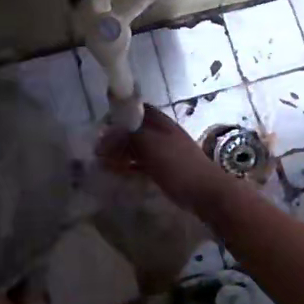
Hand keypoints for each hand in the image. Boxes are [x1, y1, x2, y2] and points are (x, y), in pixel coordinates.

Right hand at [96, 104, 219, 202]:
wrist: (206, 192)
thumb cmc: (178, 166)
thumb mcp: (151, 145)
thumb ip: (129, 135)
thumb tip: (107, 131)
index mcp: (161, 123)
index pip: (136, 110)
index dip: (118, 116)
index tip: (101, 128)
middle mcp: (162, 133)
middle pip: (135, 129)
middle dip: (116, 137)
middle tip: (98, 151)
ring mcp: (165, 152)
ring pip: (137, 147)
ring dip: (120, 152)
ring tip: (102, 163)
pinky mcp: (165, 170)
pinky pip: (142, 163)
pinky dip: (129, 166)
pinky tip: (117, 173)